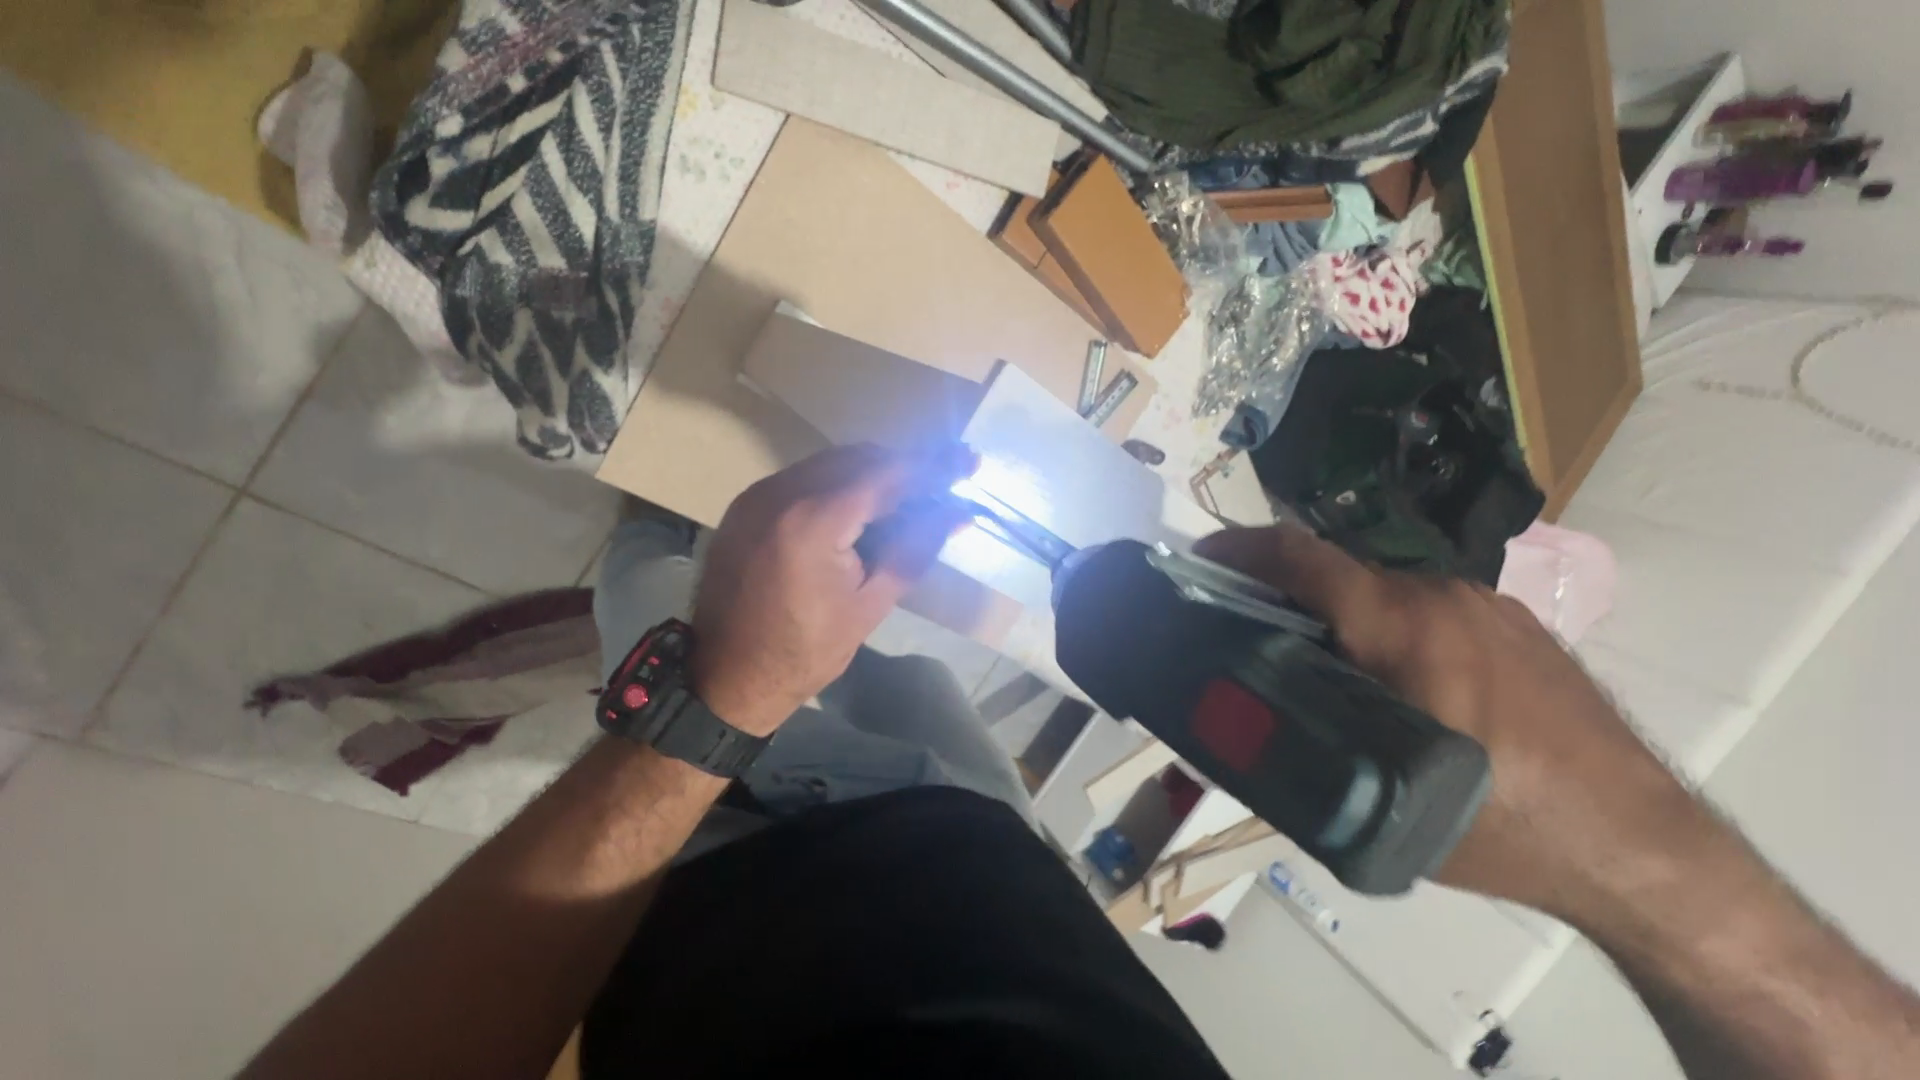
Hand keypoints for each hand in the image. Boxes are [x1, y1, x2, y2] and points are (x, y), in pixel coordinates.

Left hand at [688, 444, 976, 735]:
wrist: (726, 676)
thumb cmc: (804, 652)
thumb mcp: (869, 605)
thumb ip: (914, 548)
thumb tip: (957, 512)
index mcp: (813, 520)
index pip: (887, 474)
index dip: (933, 467)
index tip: (969, 463)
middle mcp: (781, 492)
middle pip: (859, 458)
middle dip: (906, 467)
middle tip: (946, 484)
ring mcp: (758, 495)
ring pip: (831, 463)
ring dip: (875, 474)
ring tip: (912, 499)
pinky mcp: (748, 505)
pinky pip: (805, 478)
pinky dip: (841, 485)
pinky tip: (865, 510)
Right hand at [1193, 526, 1698, 922]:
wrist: (1645, 847)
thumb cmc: (1503, 828)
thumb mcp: (1380, 801)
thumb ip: (1304, 754)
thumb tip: (1238, 736)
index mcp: (1405, 627)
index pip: (1303, 558)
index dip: (1241, 550)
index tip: (1200, 563)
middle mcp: (1444, 598)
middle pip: (1339, 575)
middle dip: (1285, 597)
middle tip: (1252, 641)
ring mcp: (1488, 608)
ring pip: (1385, 594)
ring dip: (1341, 618)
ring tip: (1323, 672)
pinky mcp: (1519, 629)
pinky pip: (1429, 612)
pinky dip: (1390, 630)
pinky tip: (1396, 686)